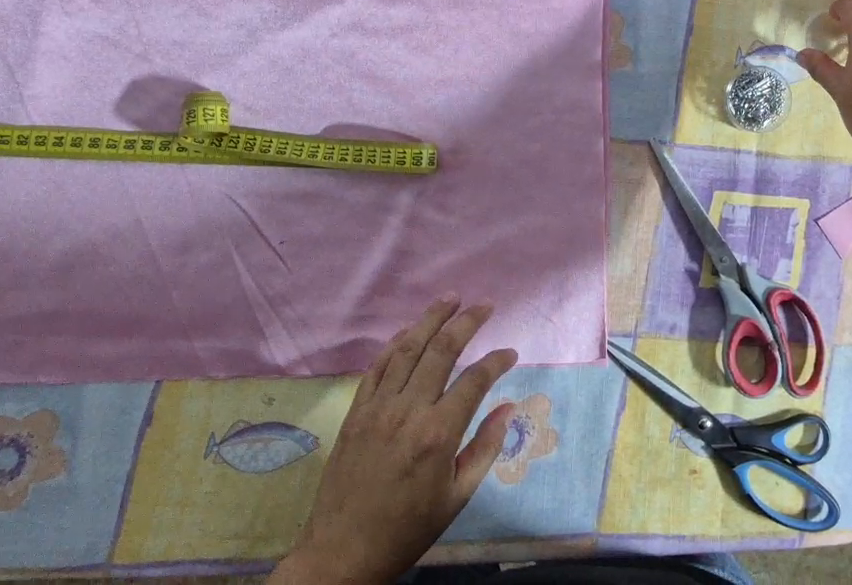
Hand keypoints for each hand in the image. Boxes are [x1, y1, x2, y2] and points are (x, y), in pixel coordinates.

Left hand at [274, 298, 518, 584]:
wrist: (341, 553)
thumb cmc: (407, 529)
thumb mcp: (457, 498)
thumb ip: (484, 449)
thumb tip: (507, 409)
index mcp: (438, 434)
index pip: (475, 380)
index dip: (496, 361)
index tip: (510, 353)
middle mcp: (408, 411)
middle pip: (441, 350)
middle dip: (466, 322)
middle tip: (485, 305)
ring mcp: (378, 408)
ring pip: (408, 350)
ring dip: (431, 319)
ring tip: (450, 299)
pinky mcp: (355, 413)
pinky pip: (377, 368)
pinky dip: (396, 344)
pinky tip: (409, 331)